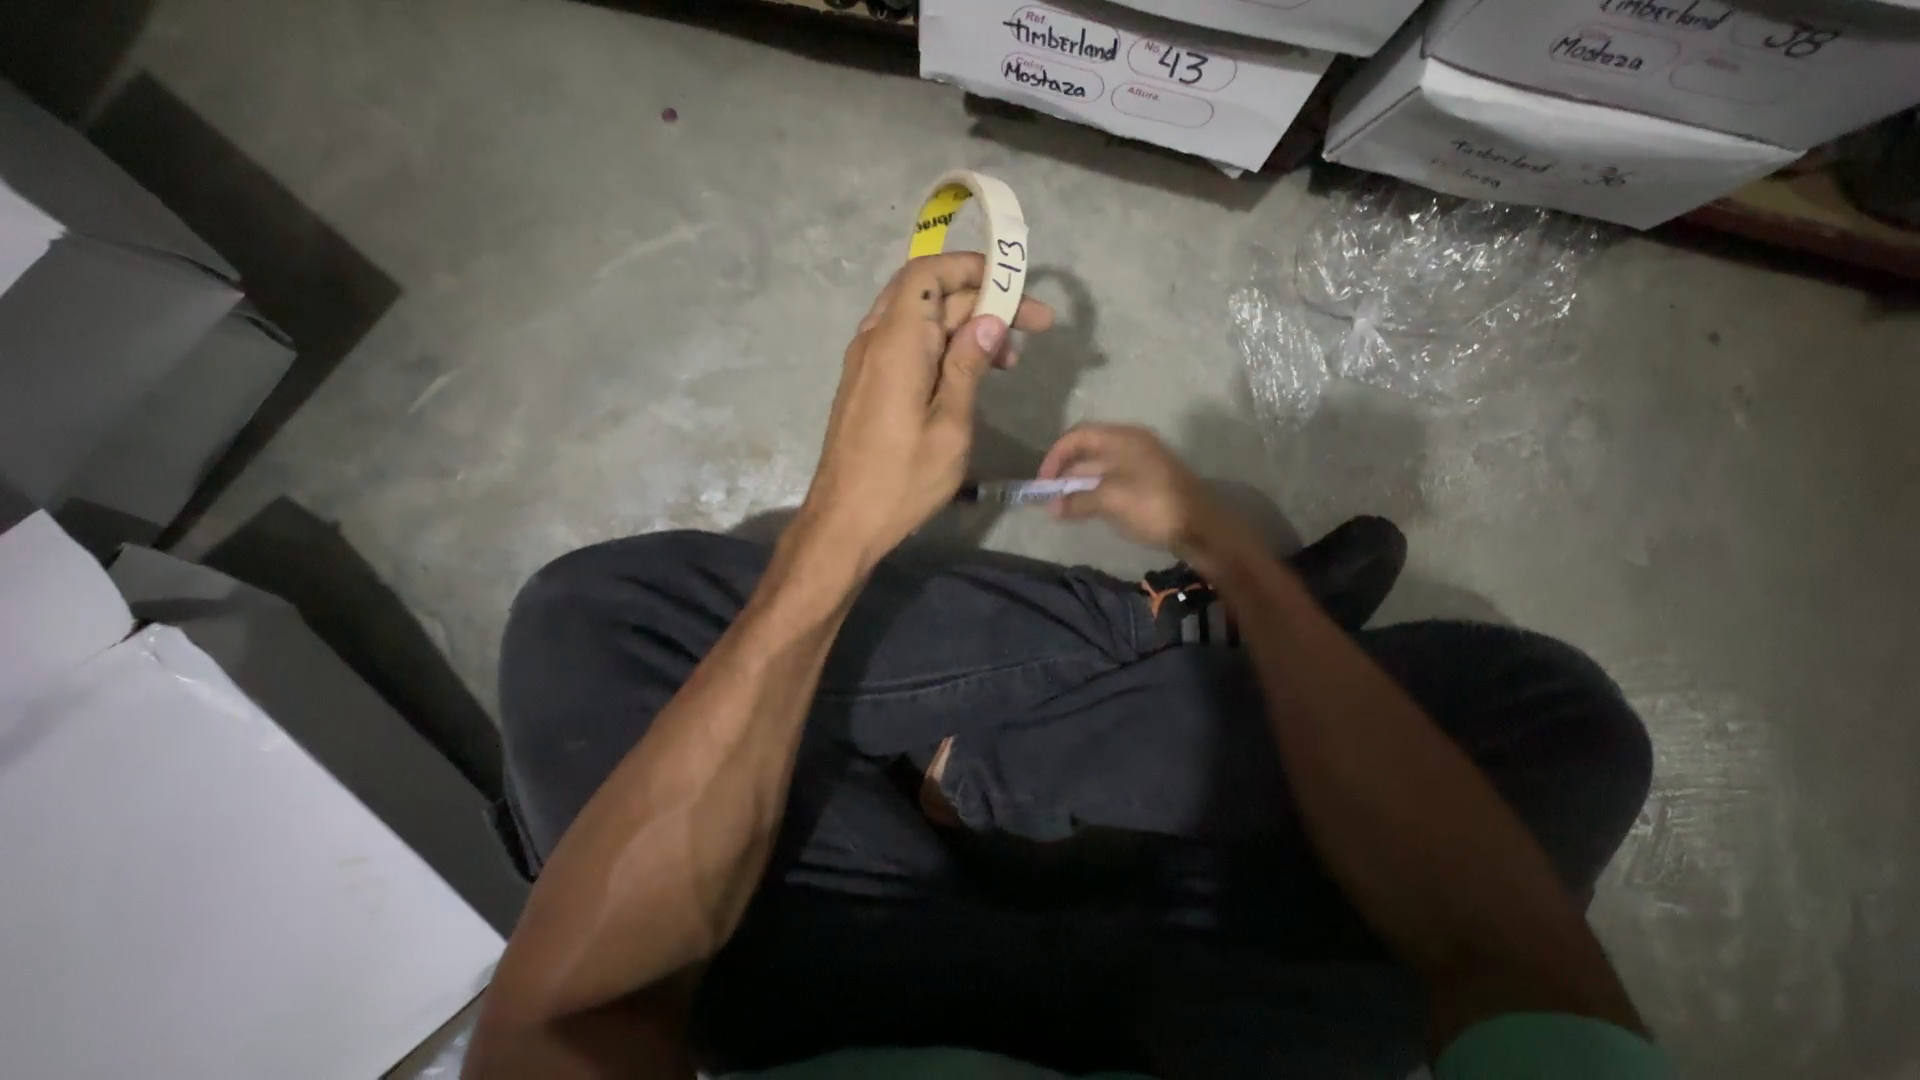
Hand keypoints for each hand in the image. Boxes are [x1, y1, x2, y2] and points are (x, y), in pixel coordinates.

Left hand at [798, 253, 1054, 565]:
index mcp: (895, 343)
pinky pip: (907, 344)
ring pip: (920, 318)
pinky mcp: (867, 382)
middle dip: (983, 301)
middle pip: (931, 294)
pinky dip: (942, 346)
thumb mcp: (949, 427)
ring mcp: (867, 361)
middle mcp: (875, 340)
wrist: (843, 521)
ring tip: (1008, 360)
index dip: (975, 268)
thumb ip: (967, 367)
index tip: (1017, 289)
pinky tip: (972, 372)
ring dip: (965, 326)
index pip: (930, 272)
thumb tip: (989, 320)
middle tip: (1033, 331)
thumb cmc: (901, 481)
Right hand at [1038, 423, 1241, 557]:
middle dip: (1065, 474)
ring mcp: (1142, 463)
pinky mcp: (1149, 483)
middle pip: (1088, 452)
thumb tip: (1051, 507)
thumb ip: (1077, 501)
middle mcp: (1131, 444)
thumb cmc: (1151, 505)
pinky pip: (1113, 482)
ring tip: (1063, 509)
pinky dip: (1096, 493)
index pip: (1077, 436)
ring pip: (1100, 469)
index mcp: (1122, 438)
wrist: (1200, 527)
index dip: (1054, 456)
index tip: (1042, 483)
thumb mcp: (1109, 501)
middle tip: (1049, 499)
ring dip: (1079, 487)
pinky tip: (1087, 511)